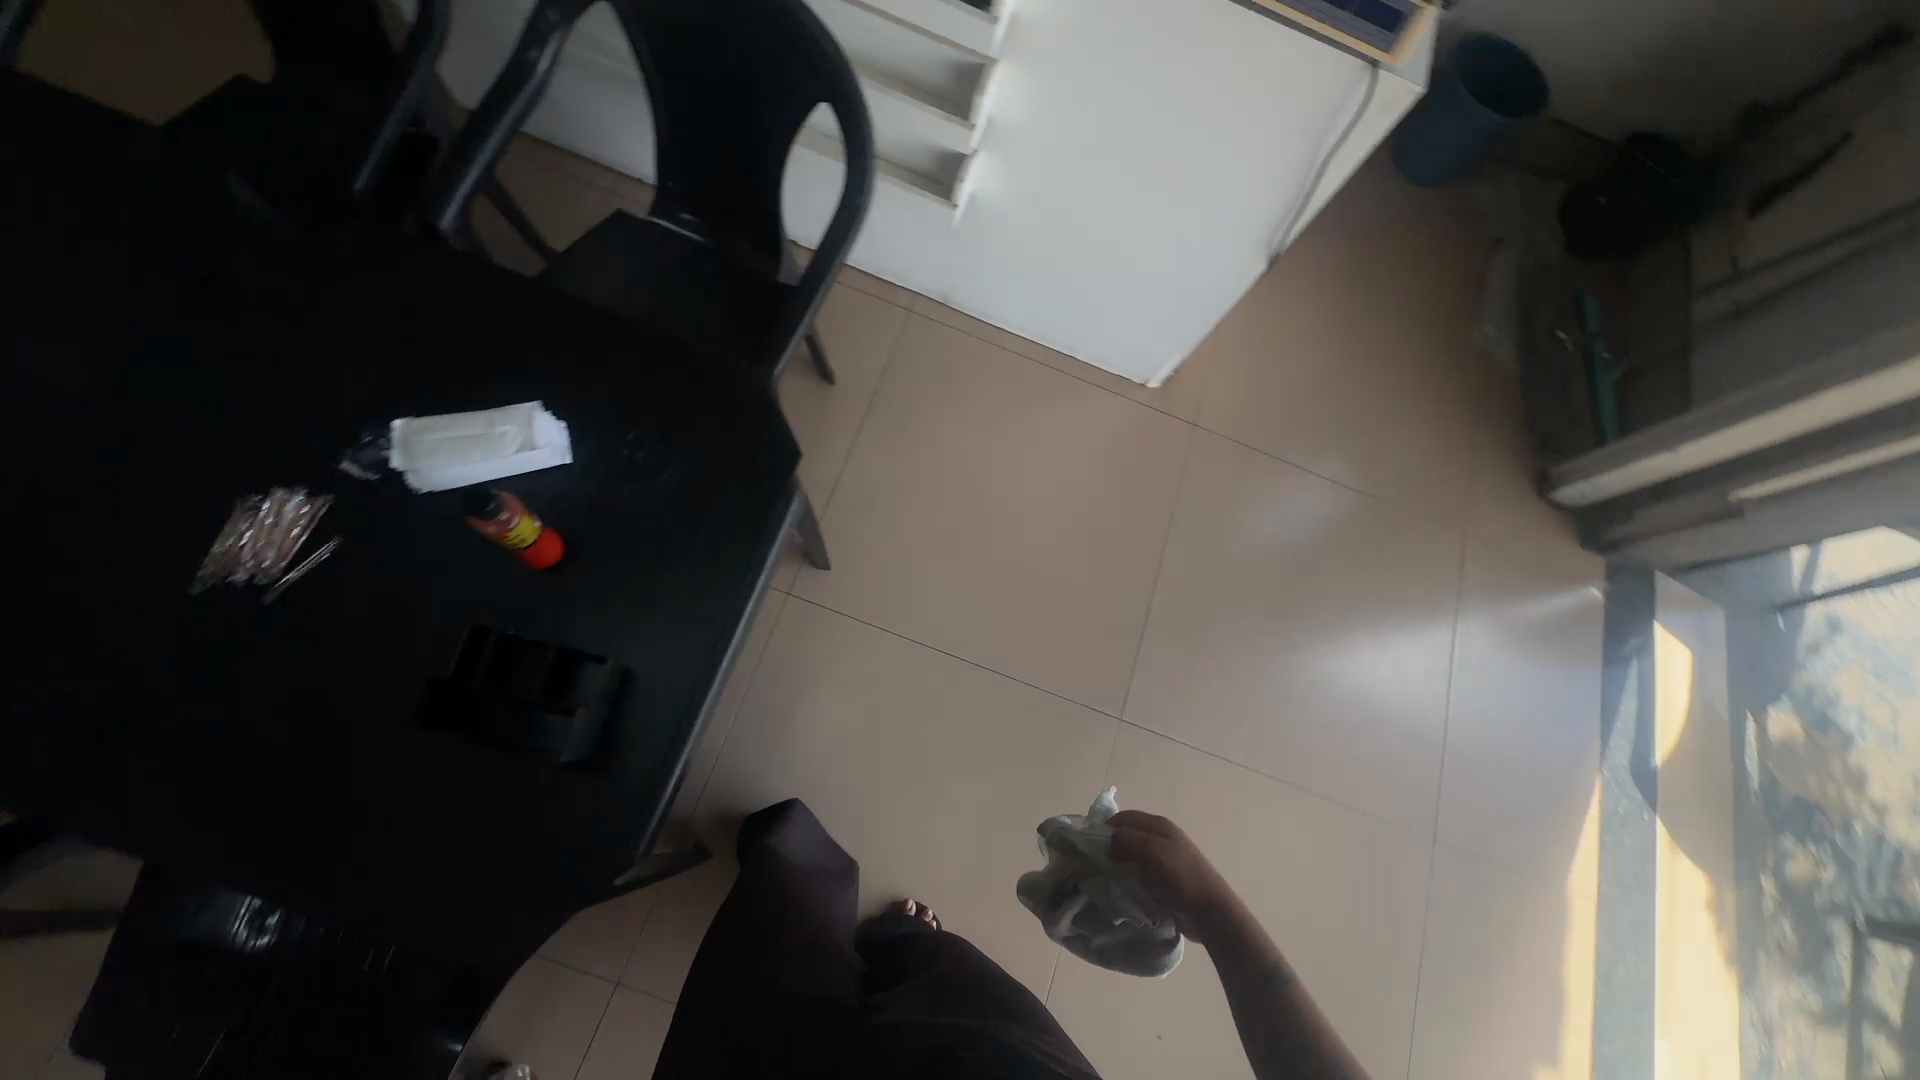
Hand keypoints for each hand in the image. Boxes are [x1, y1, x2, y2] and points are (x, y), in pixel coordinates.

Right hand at [1108, 810, 1241, 943]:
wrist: (1209, 911)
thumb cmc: (1179, 876)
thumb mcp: (1150, 850)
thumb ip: (1125, 839)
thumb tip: (1108, 842)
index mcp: (1158, 824)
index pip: (1122, 818)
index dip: (1105, 828)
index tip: (1091, 847)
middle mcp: (1161, 837)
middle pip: (1127, 835)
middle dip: (1111, 847)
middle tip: (1098, 864)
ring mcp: (1164, 858)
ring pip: (1132, 855)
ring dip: (1121, 865)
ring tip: (1109, 879)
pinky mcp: (1166, 878)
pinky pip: (1141, 873)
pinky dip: (1131, 878)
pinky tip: (1125, 889)